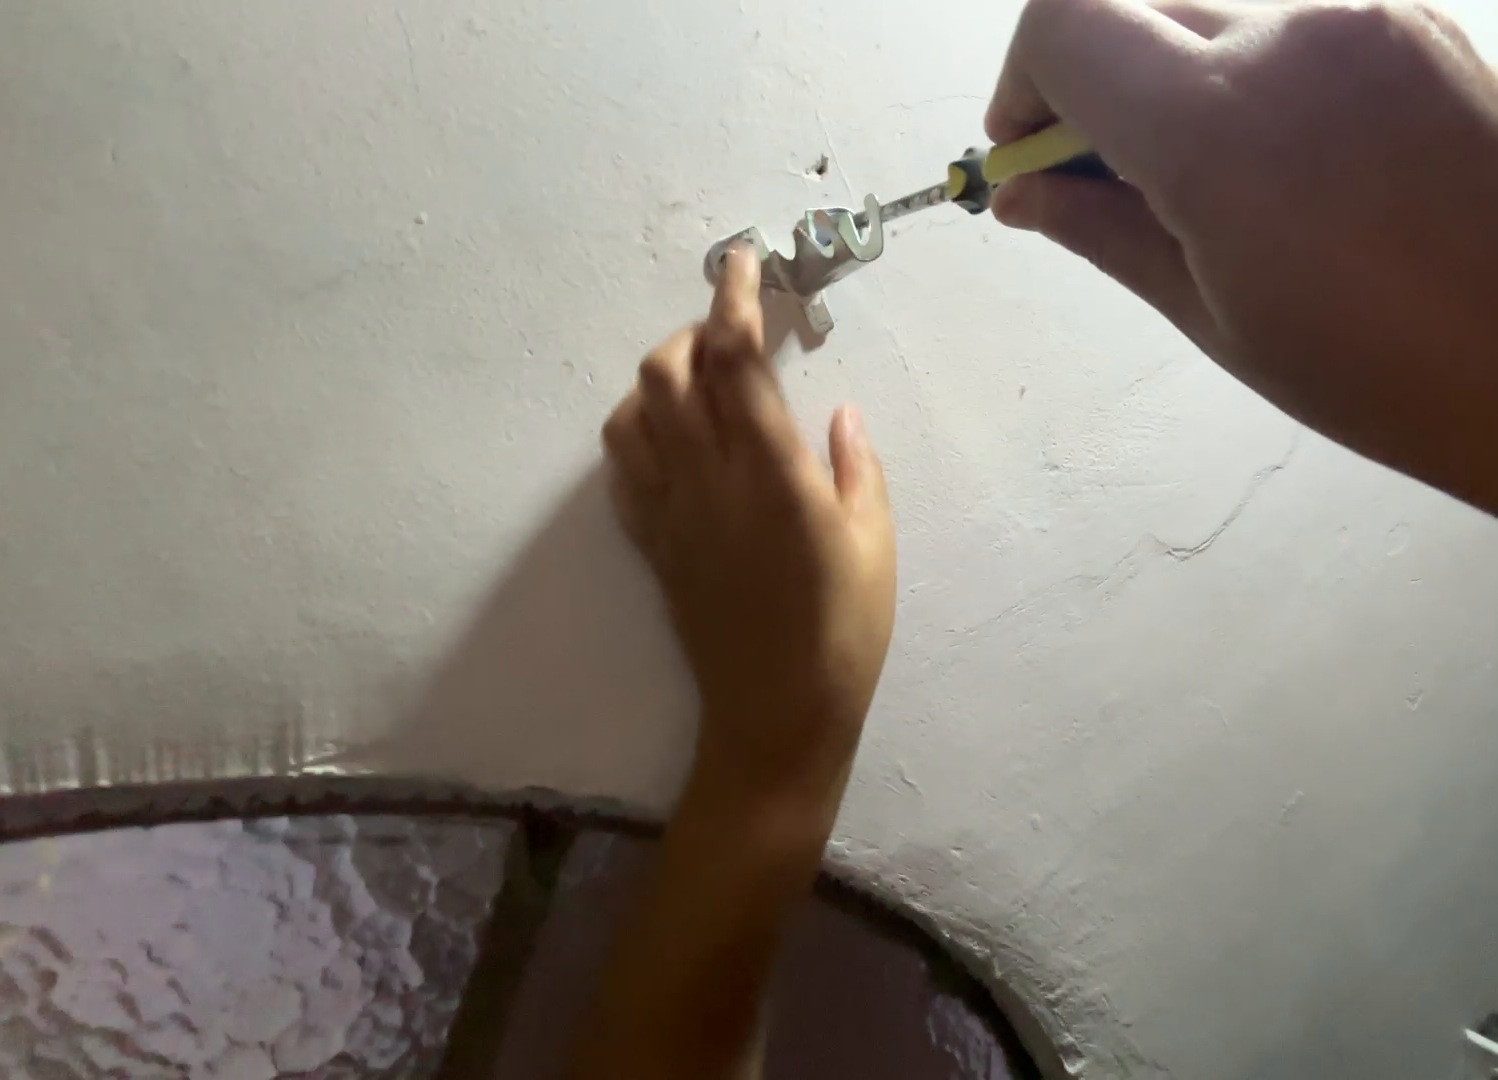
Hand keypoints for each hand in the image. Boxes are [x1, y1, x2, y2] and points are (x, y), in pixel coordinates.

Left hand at [602, 244, 896, 813]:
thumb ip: (857, 467)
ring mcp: (671, 514)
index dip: (735, 297)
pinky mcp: (653, 545)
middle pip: (669, 371)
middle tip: (736, 333)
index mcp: (773, 475)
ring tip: (702, 380)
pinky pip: (622, 466)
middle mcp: (709, 482)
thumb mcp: (875, 544)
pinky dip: (638, 427)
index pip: (737, 360)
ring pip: (634, 411)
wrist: (777, 716)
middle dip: (696, 329)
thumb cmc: (843, 632)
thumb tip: (841, 411)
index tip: (743, 260)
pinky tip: (670, 434)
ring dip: (662, 374)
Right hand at [986, 0, 1497, 513]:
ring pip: (1204, 10)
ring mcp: (1362, 11)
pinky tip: (1260, 169)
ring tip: (1184, 189)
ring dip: (1156, 80)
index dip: (1019, 86)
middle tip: (1092, 182)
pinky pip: (1280, 24)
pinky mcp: (1415, 20)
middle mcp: (1289, 25)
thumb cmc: (1369, 372)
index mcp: (1218, 120)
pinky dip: (1228, 77)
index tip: (1023, 158)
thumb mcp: (1207, 315)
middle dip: (1080, 83)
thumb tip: (1019, 195)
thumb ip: (1101, 232)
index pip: (1063, 24)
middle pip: (1128, 2)